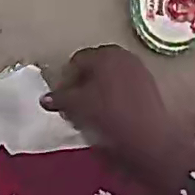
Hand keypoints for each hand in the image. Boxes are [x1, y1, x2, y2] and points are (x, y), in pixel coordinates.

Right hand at [42, 46, 194, 190]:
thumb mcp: (78, 107)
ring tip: (89, 114)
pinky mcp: (149, 87)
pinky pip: (123, 87)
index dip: (65, 80)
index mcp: (105, 54)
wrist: (149, 139)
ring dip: (96, 92)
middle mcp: (123, 56)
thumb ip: (59, 99)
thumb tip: (44, 99)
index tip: (61, 100)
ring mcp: (139, 70)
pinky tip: (108, 116)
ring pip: (109, 78)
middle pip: (93, 68)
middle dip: (80, 85)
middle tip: (73, 107)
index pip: (76, 61)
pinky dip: (112, 97)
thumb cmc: (109, 116)